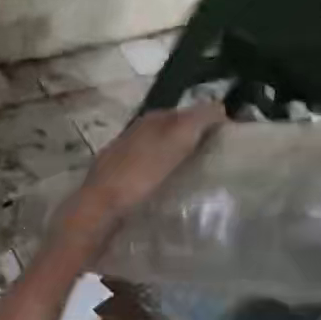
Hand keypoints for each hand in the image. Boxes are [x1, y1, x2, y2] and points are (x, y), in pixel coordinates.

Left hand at [62, 104, 221, 237]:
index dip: (202, 123)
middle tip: (211, 162)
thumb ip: (198, 120)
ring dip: (170, 165)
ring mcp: (117, 163)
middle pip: (165, 136)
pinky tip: (164, 194)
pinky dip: (155, 182)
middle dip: (187, 145)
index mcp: (146, 122)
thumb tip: (220, 107)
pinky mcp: (112, 188)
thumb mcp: (175, 140)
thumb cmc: (138, 175)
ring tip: (192, 180)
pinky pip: (141, 180)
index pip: (181, 114)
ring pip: (152, 158)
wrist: (98, 211)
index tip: (223, 139)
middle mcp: (129, 138)